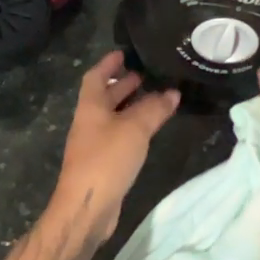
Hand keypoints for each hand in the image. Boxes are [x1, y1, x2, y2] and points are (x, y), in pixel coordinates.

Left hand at [53, 51, 179, 238]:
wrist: (87, 207)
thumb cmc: (106, 159)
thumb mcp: (134, 129)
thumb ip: (153, 109)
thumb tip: (172, 92)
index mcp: (90, 107)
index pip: (96, 77)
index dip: (108, 64)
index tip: (125, 53)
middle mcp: (89, 122)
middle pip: (105, 97)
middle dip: (124, 85)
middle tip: (149, 75)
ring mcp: (95, 145)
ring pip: (114, 118)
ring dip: (132, 107)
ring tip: (157, 99)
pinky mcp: (103, 164)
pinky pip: (120, 138)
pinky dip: (134, 129)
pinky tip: (150, 131)